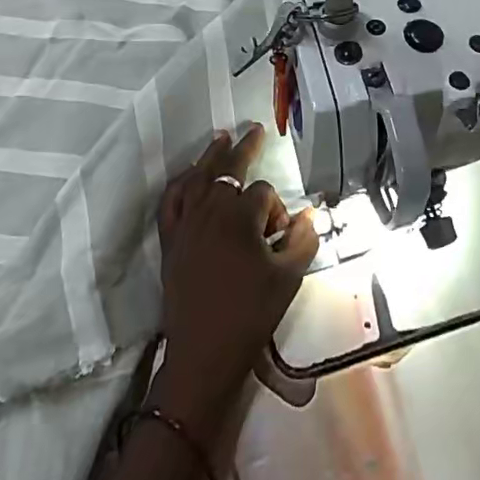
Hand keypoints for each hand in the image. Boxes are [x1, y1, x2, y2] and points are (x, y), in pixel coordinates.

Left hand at [152, 123, 317, 432]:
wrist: (204, 349)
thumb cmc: (250, 314)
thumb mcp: (288, 279)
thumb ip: (303, 241)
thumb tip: (310, 215)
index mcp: (238, 217)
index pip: (263, 193)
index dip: (276, 208)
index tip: (281, 233)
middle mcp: (208, 210)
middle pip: (227, 169)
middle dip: (244, 148)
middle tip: (254, 129)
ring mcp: (185, 222)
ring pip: (197, 177)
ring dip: (210, 156)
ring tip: (221, 138)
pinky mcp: (169, 237)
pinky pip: (171, 199)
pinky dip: (180, 183)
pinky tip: (187, 175)